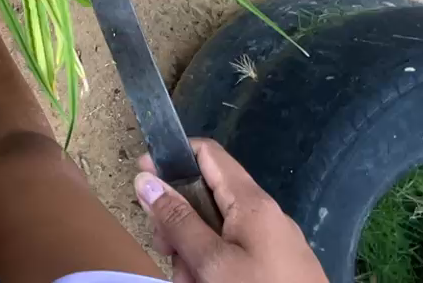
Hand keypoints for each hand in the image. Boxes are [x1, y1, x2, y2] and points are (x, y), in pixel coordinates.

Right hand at [135, 140, 327, 282]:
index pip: (207, 153)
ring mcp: (275, 247)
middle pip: (207, 196)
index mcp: (253, 202)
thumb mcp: (212, 264)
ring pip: (218, 231)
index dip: (171, 157)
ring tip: (185, 281)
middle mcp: (265, 216)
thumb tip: (145, 177)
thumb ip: (177, 220)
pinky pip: (236, 255)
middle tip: (162, 249)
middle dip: (178, 219)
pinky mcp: (279, 272)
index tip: (143, 180)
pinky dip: (214, 268)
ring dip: (192, 251)